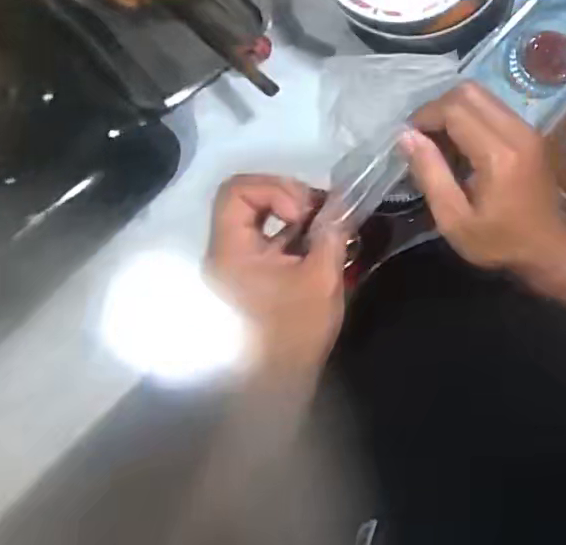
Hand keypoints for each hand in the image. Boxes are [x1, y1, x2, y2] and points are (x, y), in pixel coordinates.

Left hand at [204, 175, 346, 378]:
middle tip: (322, 212)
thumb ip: (330, 232)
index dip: (277, 188)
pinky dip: (299, 226)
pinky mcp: (254, 268)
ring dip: (298, 208)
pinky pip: (271, 230)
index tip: (305, 212)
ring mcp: (238, 260)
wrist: (279, 376)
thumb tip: (339, 205)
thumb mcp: (322, 275)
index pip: (237, 191)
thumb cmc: (296, 327)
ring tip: (328, 225)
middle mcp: (226, 251)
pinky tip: (323, 239)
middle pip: (248, 195)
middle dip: (291, 194)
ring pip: (261, 210)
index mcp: (232, 252)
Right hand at [400, 82, 565, 276]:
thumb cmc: (499, 240)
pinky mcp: (532, 133)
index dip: (425, 116)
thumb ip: (430, 173)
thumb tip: (406, 136)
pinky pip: (497, 109)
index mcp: (499, 153)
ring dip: (456, 110)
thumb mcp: (454, 219)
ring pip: (485, 97)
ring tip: (438, 144)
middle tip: (421, 137)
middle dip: (439, 107)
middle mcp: (518, 132)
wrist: (548, 246)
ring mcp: (529, 129)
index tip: (407, 138)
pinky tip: (461, 146)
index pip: (456, 109)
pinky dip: (473, 117)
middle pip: (471, 92)